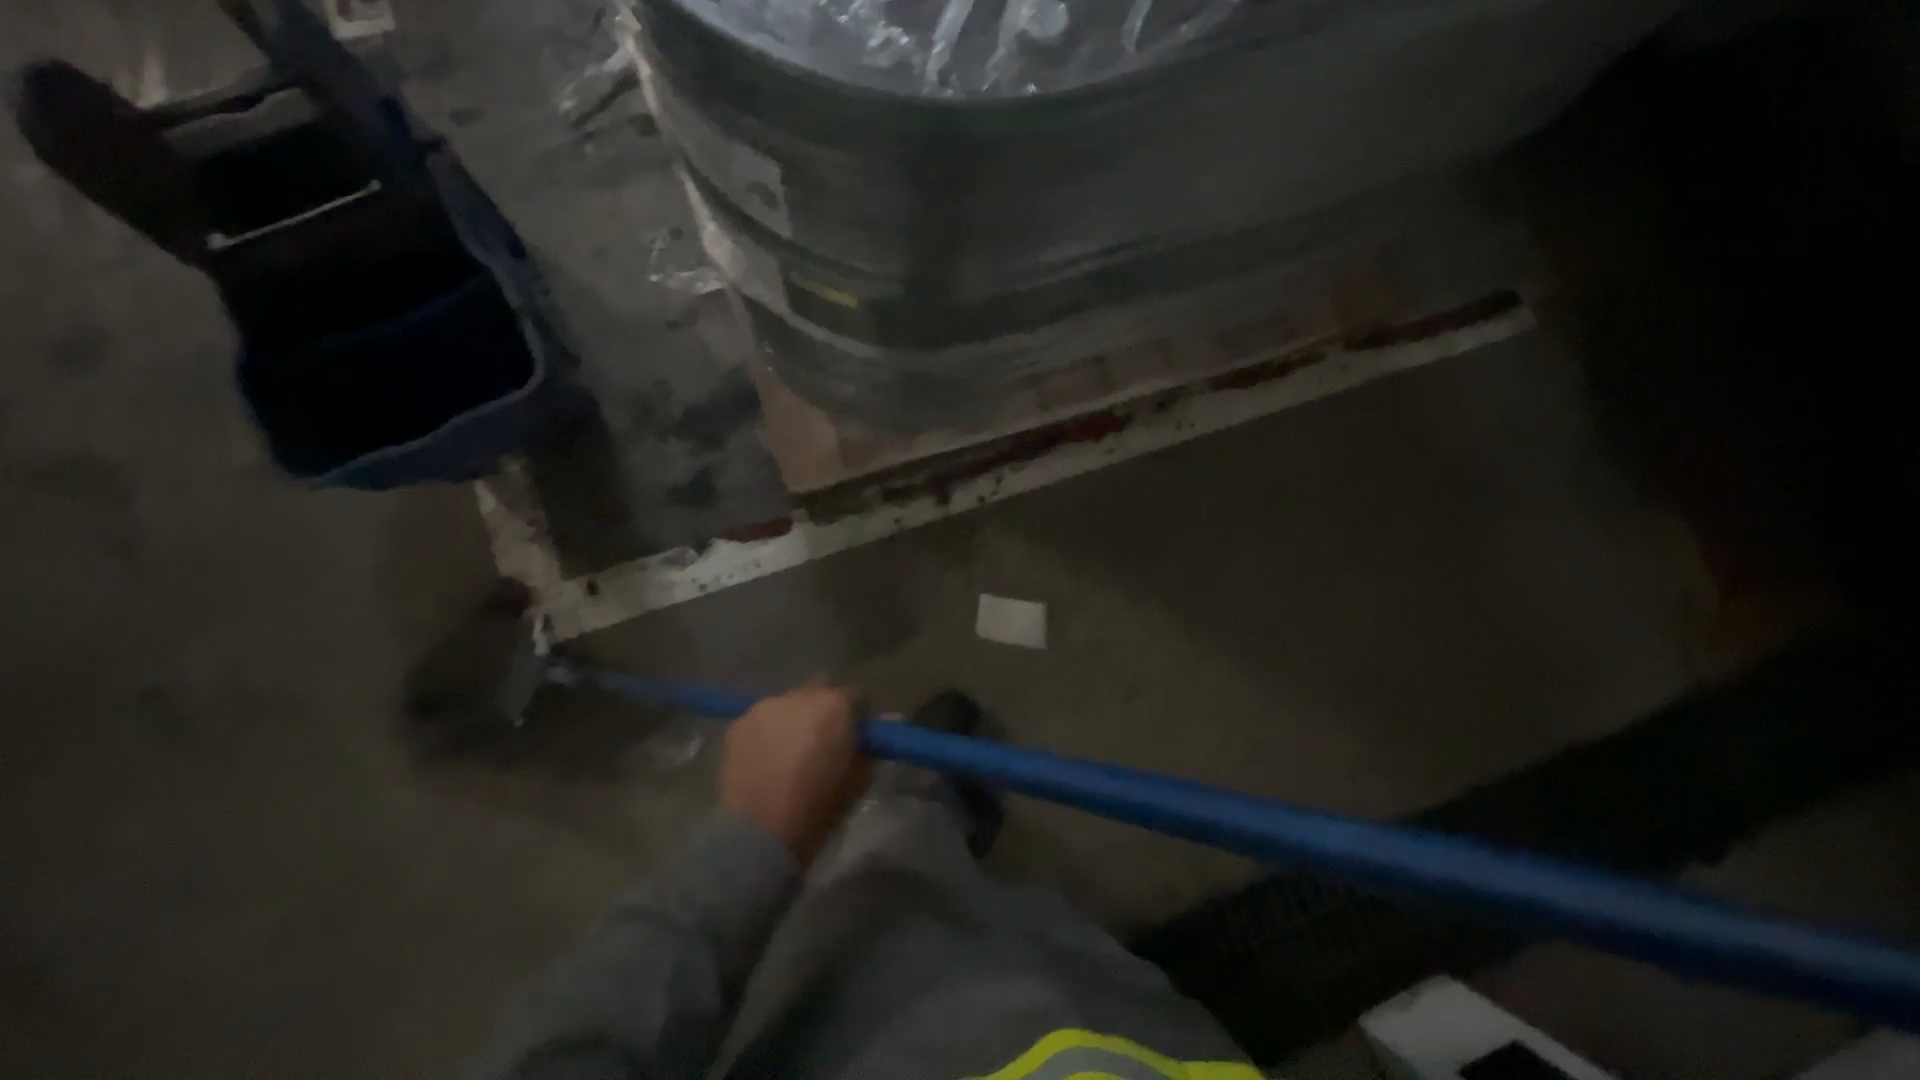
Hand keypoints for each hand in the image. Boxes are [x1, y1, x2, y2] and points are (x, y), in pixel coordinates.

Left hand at [720, 680, 869, 861]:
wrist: (757, 832)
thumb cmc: (816, 809)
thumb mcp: (858, 782)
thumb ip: (866, 749)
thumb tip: (871, 735)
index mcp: (835, 706)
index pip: (856, 695)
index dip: (860, 714)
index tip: (860, 732)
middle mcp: (799, 696)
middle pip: (820, 689)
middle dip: (826, 707)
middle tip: (827, 737)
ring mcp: (764, 707)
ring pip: (788, 703)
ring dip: (795, 718)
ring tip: (792, 749)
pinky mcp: (737, 724)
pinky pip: (762, 719)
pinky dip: (769, 731)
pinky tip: (768, 757)